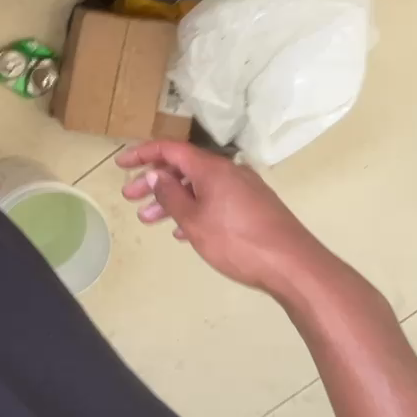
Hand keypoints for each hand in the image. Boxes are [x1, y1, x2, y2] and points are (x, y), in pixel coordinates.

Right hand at [117, 141, 333, 298]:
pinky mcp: (254, 207)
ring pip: (198, 186)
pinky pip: (215, 199)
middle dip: (153, 181)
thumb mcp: (193, 220)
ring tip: (150, 219)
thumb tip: (155, 175)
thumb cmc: (237, 241)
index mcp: (212, 169)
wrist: (296, 268)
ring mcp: (244, 189)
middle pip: (183, 167)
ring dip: (172, 199)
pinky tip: (183, 231)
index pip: (169, 149)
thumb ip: (170, 195)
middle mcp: (228, 172)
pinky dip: (194, 208)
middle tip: (130, 197)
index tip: (120, 164)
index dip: (142, 154)